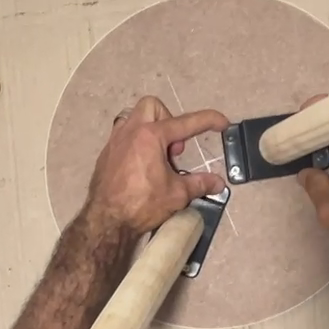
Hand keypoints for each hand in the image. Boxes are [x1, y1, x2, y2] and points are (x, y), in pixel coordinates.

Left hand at [81, 96, 227, 236]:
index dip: (208, 121)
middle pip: (153, 107)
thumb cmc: (140, 205)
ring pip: (134, 119)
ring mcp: (115, 142)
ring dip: (151, 130)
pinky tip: (142, 168)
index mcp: (151, 136)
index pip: (187, 123)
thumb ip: (199, 184)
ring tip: (158, 158)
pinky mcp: (106, 154)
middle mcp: (131, 132)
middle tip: (173, 149)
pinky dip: (137, 144)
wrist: (105, 221)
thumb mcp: (176, 194)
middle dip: (169, 121)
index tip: (222, 123)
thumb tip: (218, 183)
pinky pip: (123, 136)